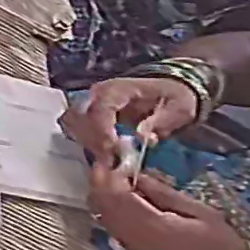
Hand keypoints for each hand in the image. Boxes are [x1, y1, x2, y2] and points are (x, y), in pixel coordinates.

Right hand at [62, 76, 200, 165]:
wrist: (166, 90)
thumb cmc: (173, 98)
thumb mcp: (178, 109)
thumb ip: (161, 122)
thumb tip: (141, 137)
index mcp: (118, 89)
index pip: (99, 108)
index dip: (102, 130)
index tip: (113, 150)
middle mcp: (96, 93)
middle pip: (78, 116)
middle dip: (92, 140)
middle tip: (111, 160)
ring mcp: (88, 102)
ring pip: (71, 123)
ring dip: (87, 143)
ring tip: (108, 158)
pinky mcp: (85, 112)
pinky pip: (73, 128)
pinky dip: (84, 142)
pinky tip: (102, 153)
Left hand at [88, 168, 248, 249]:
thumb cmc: (218, 243)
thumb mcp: (199, 211)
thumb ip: (162, 192)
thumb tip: (136, 174)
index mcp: (149, 225)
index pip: (115, 194)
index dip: (110, 173)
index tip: (113, 155)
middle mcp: (130, 234)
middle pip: (100, 201)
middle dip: (101, 178)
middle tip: (112, 160)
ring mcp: (125, 240)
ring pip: (99, 208)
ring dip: (102, 188)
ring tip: (116, 172)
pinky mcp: (127, 244)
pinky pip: (106, 218)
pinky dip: (106, 201)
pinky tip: (120, 191)